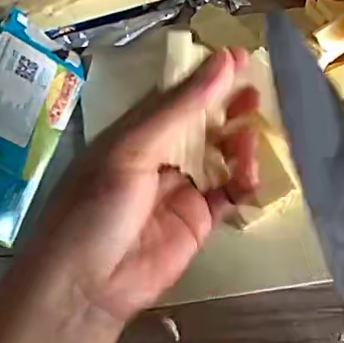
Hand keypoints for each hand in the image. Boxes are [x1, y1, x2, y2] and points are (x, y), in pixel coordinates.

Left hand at [23, 49, 259, 323]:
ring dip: (239, 144)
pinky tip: (248, 179)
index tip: (241, 58)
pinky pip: (228, 195)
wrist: (88, 284)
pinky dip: (243, 183)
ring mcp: (179, 190)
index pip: (175, 97)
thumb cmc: (96, 208)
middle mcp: (158, 157)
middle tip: (255, 96)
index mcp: (133, 134)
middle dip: (229, 108)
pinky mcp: (197, 222)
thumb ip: (179, 109)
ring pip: (221, 156)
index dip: (207, 78)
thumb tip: (223, 61)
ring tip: (246, 142)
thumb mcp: (131, 151)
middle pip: (203, 124)